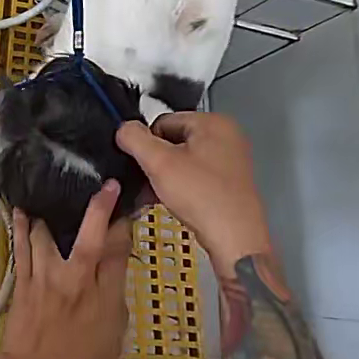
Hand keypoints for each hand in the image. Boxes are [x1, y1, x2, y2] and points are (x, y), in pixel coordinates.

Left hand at [0, 181, 134, 358]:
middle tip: (107, 185)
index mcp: (104, 293)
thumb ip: (115, 295)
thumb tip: (113, 267)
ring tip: (56, 188)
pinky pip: (22, 245)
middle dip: (100, 205)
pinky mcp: (23, 281)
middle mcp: (76, 278)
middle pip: (90, 232)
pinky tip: (23, 209)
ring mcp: (45, 276)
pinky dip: (23, 225)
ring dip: (55, 210)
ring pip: (50, 232)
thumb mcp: (114, 333)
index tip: (129, 204)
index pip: (119, 247)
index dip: (126, 222)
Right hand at [116, 113, 272, 276]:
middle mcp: (227, 137)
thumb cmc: (204, 196)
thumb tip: (124, 129)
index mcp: (214, 122)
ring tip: (161, 196)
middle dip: (157, 163)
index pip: (164, 121)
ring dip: (167, 178)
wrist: (234, 237)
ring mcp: (230, 162)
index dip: (148, 144)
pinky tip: (173, 203)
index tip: (144, 165)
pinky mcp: (229, 184)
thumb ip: (135, 139)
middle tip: (152, 183)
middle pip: (174, 142)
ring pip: (184, 162)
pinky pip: (196, 178)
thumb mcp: (159, 163)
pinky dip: (181, 188)